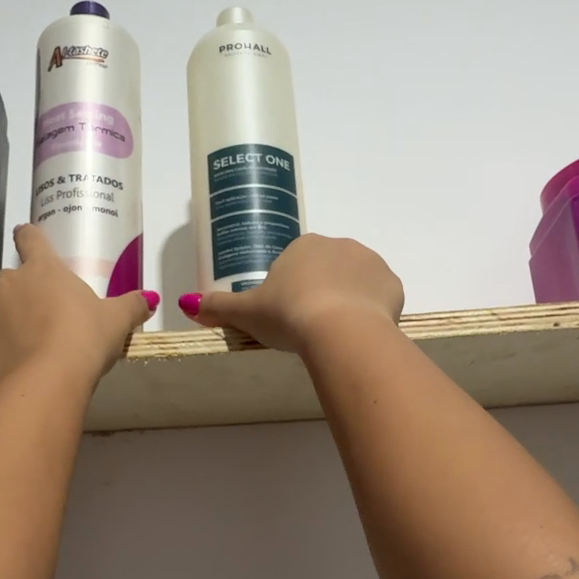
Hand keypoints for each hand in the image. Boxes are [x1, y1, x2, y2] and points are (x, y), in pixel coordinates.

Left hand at [0, 224, 157, 386]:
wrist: (45, 380)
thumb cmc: (84, 339)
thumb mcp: (117, 322)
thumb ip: (132, 306)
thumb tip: (150, 298)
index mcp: (44, 269)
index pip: (30, 238)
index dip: (29, 236)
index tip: (29, 237)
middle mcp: (10, 283)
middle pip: (10, 276)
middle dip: (22, 290)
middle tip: (43, 312)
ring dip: (7, 318)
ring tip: (28, 342)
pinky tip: (5, 357)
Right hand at [180, 234, 402, 353]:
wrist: (339, 331)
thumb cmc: (288, 316)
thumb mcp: (246, 313)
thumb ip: (218, 306)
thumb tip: (186, 303)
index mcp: (303, 246)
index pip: (295, 266)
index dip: (290, 292)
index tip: (288, 317)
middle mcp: (339, 245)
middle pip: (327, 271)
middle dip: (320, 294)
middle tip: (310, 328)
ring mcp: (370, 263)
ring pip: (355, 282)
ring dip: (347, 301)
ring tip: (335, 334)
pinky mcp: (392, 285)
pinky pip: (379, 297)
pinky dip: (372, 313)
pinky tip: (360, 333)